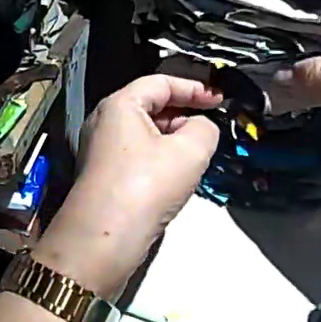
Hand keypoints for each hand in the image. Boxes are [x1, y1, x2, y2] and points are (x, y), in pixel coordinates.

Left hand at [36, 76, 222, 296]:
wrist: (103, 240)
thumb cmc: (142, 188)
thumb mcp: (190, 151)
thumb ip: (206, 129)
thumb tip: (203, 128)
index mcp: (120, 105)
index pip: (161, 82)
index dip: (194, 87)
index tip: (217, 98)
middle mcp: (106, 123)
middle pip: (152, 105)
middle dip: (185, 113)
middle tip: (211, 125)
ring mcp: (102, 150)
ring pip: (147, 132)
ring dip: (175, 138)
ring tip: (199, 153)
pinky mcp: (106, 176)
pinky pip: (139, 155)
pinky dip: (162, 158)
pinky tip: (179, 177)